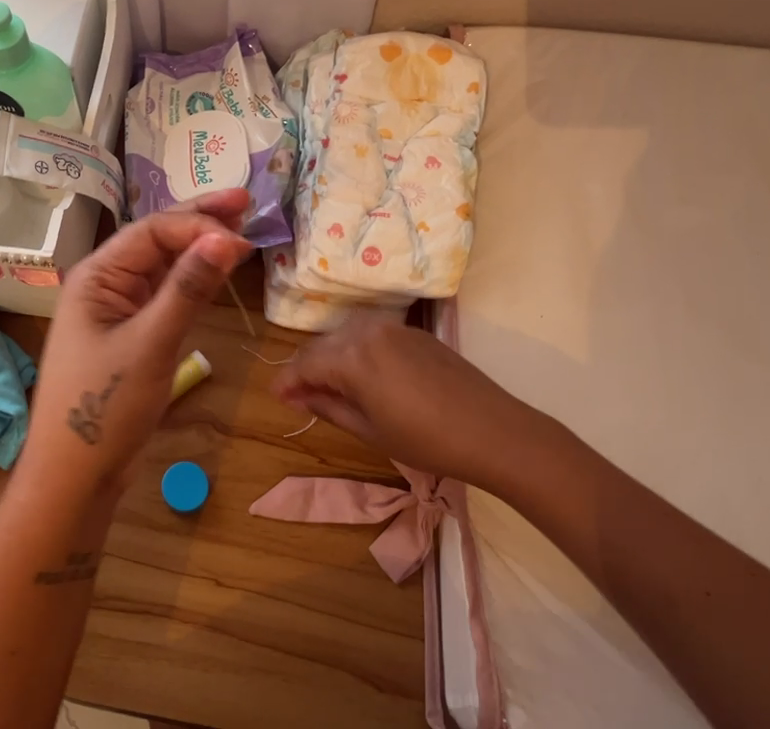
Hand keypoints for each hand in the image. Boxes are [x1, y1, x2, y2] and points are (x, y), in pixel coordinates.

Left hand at [24, 189, 251, 496]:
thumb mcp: (150, 343)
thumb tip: (225, 238)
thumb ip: (188, 289)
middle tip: (245, 202)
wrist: (76, 474)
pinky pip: (164, 295)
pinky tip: (215, 271)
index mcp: (96, 275)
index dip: (198, 226)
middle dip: (199, 220)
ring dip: (198, 249)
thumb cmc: (105, 406)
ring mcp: (117, 309)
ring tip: (238, 228)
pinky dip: (192, 281)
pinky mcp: (131, 334)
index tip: (242, 237)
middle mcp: (104, 284)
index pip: (152, 232)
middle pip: (156, 240)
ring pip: (163, 267)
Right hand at [270, 315, 553, 485]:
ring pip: (346, 336)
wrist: (493, 431)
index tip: (276, 397)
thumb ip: (328, 406)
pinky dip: (357, 351)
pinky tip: (362, 375)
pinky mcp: (415, 333)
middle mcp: (368, 332)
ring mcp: (394, 329)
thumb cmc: (427, 441)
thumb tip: (297, 396)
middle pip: (323, 345)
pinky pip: (372, 335)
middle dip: (306, 368)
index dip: (287, 381)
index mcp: (353, 357)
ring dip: (331, 357)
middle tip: (298, 395)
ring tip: (329, 386)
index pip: (305, 364)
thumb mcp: (369, 430)